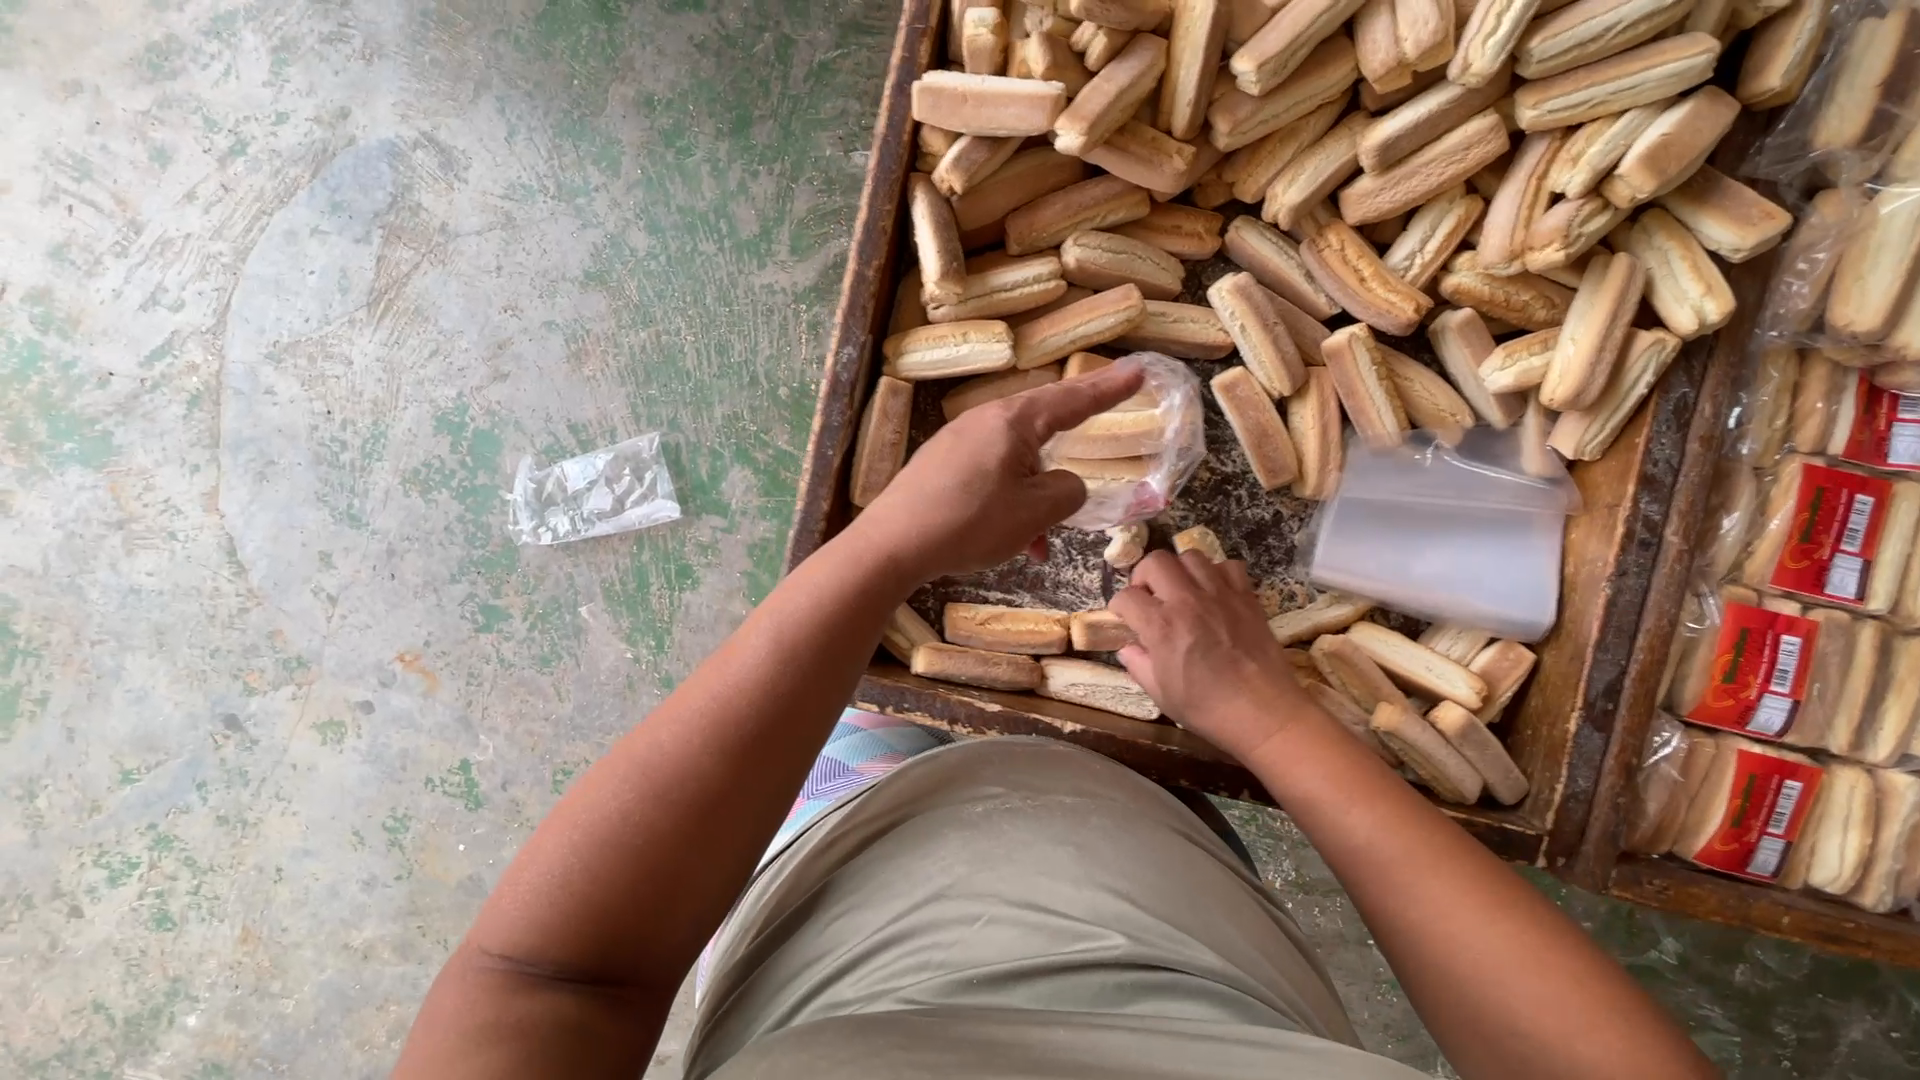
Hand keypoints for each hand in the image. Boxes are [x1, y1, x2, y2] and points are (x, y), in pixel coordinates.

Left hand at [849, 360, 1145, 581]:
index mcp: (1012, 421)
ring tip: (1040, 539)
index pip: (1072, 400)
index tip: (1137, 370)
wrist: (892, 544)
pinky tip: (1009, 541)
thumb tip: (1063, 483)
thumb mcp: (1035, 512)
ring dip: (1035, 495)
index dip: (1108, 389)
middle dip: (1072, 432)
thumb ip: (1067, 491)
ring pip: (1015, 458)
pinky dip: (1008, 501)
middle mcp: (984, 420)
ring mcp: (957, 441)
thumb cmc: (969, 522)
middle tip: (1108, 406)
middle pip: (1042, 421)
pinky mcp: (940, 466)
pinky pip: (990, 474)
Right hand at [1109, 551, 1320, 760]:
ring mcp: (1220, 595)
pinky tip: (1214, 593)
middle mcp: (1188, 601)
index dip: (1119, 606)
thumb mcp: (1161, 694)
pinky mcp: (1247, 597)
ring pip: (1190, 556)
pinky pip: (1228, 566)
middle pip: (1155, 561)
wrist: (1264, 713)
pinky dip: (1217, 574)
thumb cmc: (1207, 709)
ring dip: (1179, 571)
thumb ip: (1138, 665)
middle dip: (1143, 576)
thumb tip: (1127, 648)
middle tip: (1149, 597)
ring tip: (1181, 591)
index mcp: (1161, 626)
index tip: (1124, 617)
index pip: (1126, 597)